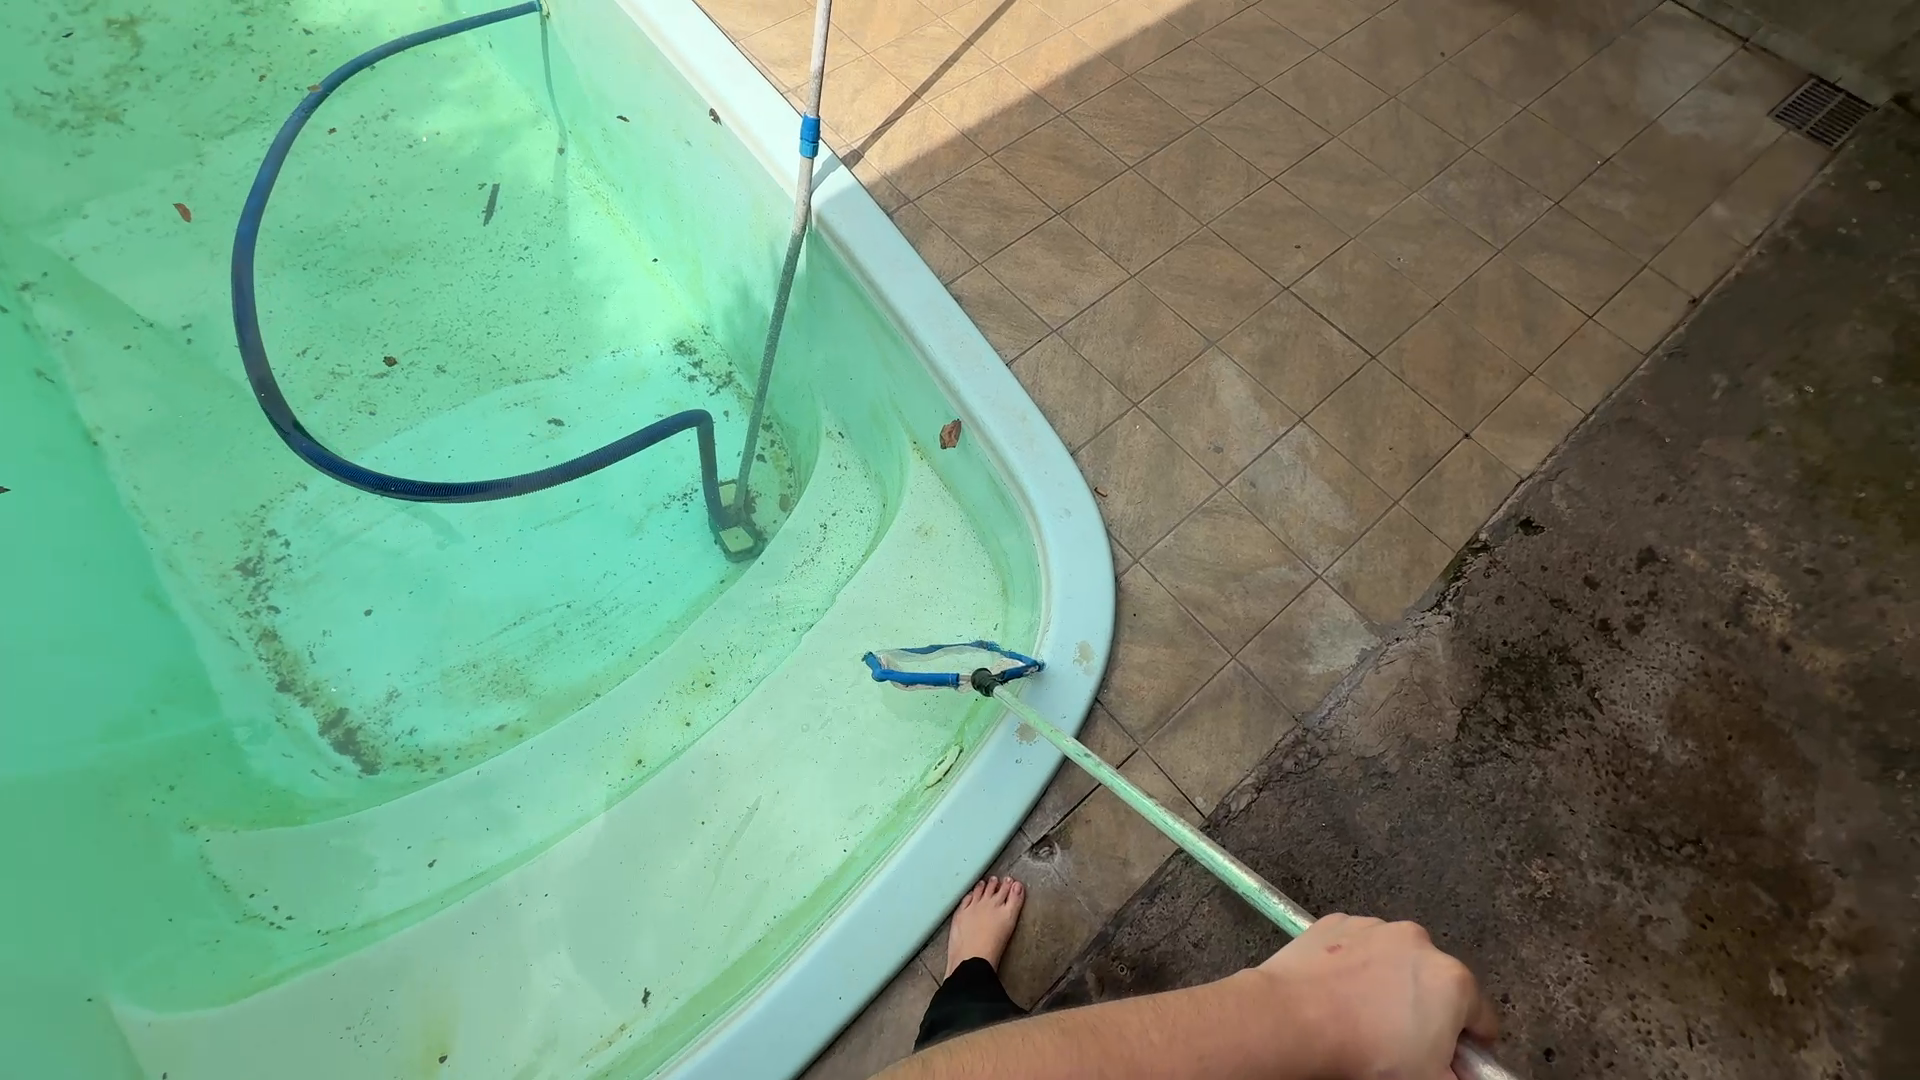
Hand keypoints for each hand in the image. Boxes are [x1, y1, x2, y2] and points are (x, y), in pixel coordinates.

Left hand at [1253, 914, 1497, 1079]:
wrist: (1295, 1016)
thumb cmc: (1369, 1053)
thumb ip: (1458, 1076)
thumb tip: (1456, 1072)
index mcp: (1452, 979)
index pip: (1482, 1018)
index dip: (1470, 1045)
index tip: (1452, 1059)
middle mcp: (1416, 940)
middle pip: (1436, 982)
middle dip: (1428, 1009)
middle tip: (1403, 1038)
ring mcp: (1372, 925)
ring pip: (1395, 960)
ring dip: (1390, 982)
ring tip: (1364, 1013)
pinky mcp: (1335, 921)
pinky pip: (1358, 946)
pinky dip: (1356, 963)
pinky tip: (1339, 990)